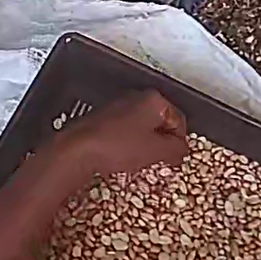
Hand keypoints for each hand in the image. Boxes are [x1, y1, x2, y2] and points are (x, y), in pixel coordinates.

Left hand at [45, 89, 188, 179]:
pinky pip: (127, 130)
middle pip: (161, 122)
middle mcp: (137, 98)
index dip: (180, 142)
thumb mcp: (156, 151)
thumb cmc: (117, 146)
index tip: (178, 157)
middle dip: (164, 142)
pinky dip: (131, 142)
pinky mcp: (105, 118)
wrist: (78, 150)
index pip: (179, 120)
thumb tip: (183, 149)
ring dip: (147, 143)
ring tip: (143, 161)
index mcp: (154, 100)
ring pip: (143, 126)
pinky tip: (125, 157)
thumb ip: (177, 148)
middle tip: (163, 161)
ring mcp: (119, 106)